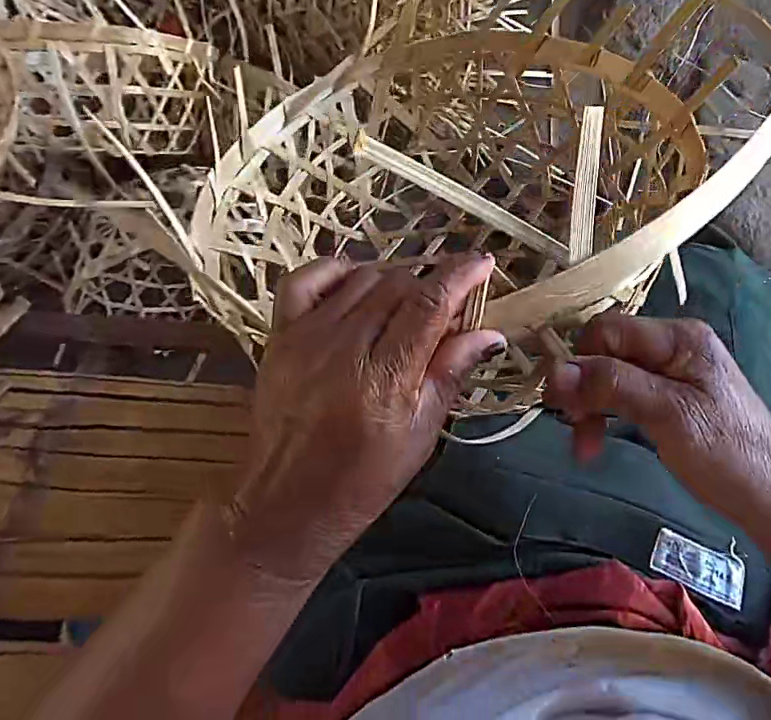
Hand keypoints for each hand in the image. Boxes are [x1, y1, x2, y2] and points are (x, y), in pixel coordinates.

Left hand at [231, 254, 503, 582]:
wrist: (283, 507)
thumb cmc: (361, 480)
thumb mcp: (421, 435)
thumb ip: (451, 374)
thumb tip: (490, 333)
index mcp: (385, 379)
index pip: (429, 305)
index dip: (461, 276)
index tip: (483, 262)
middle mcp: (344, 347)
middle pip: (399, 284)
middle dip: (431, 288)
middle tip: (443, 316)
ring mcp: (307, 336)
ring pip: (364, 277)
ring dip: (394, 283)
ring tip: (404, 311)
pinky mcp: (280, 334)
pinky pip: (309, 277)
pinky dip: (339, 271)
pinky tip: (357, 286)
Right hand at [542, 313, 770, 523]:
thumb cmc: (726, 454)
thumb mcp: (666, 415)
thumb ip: (612, 385)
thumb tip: (555, 370)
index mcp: (679, 337)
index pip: (610, 329)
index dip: (579, 360)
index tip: (560, 403)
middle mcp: (676, 344)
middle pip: (610, 351)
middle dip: (585, 387)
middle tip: (572, 430)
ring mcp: (677, 371)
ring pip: (615, 374)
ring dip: (594, 405)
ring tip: (585, 448)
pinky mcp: (675, 397)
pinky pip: (629, 393)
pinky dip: (611, 414)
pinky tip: (602, 440)